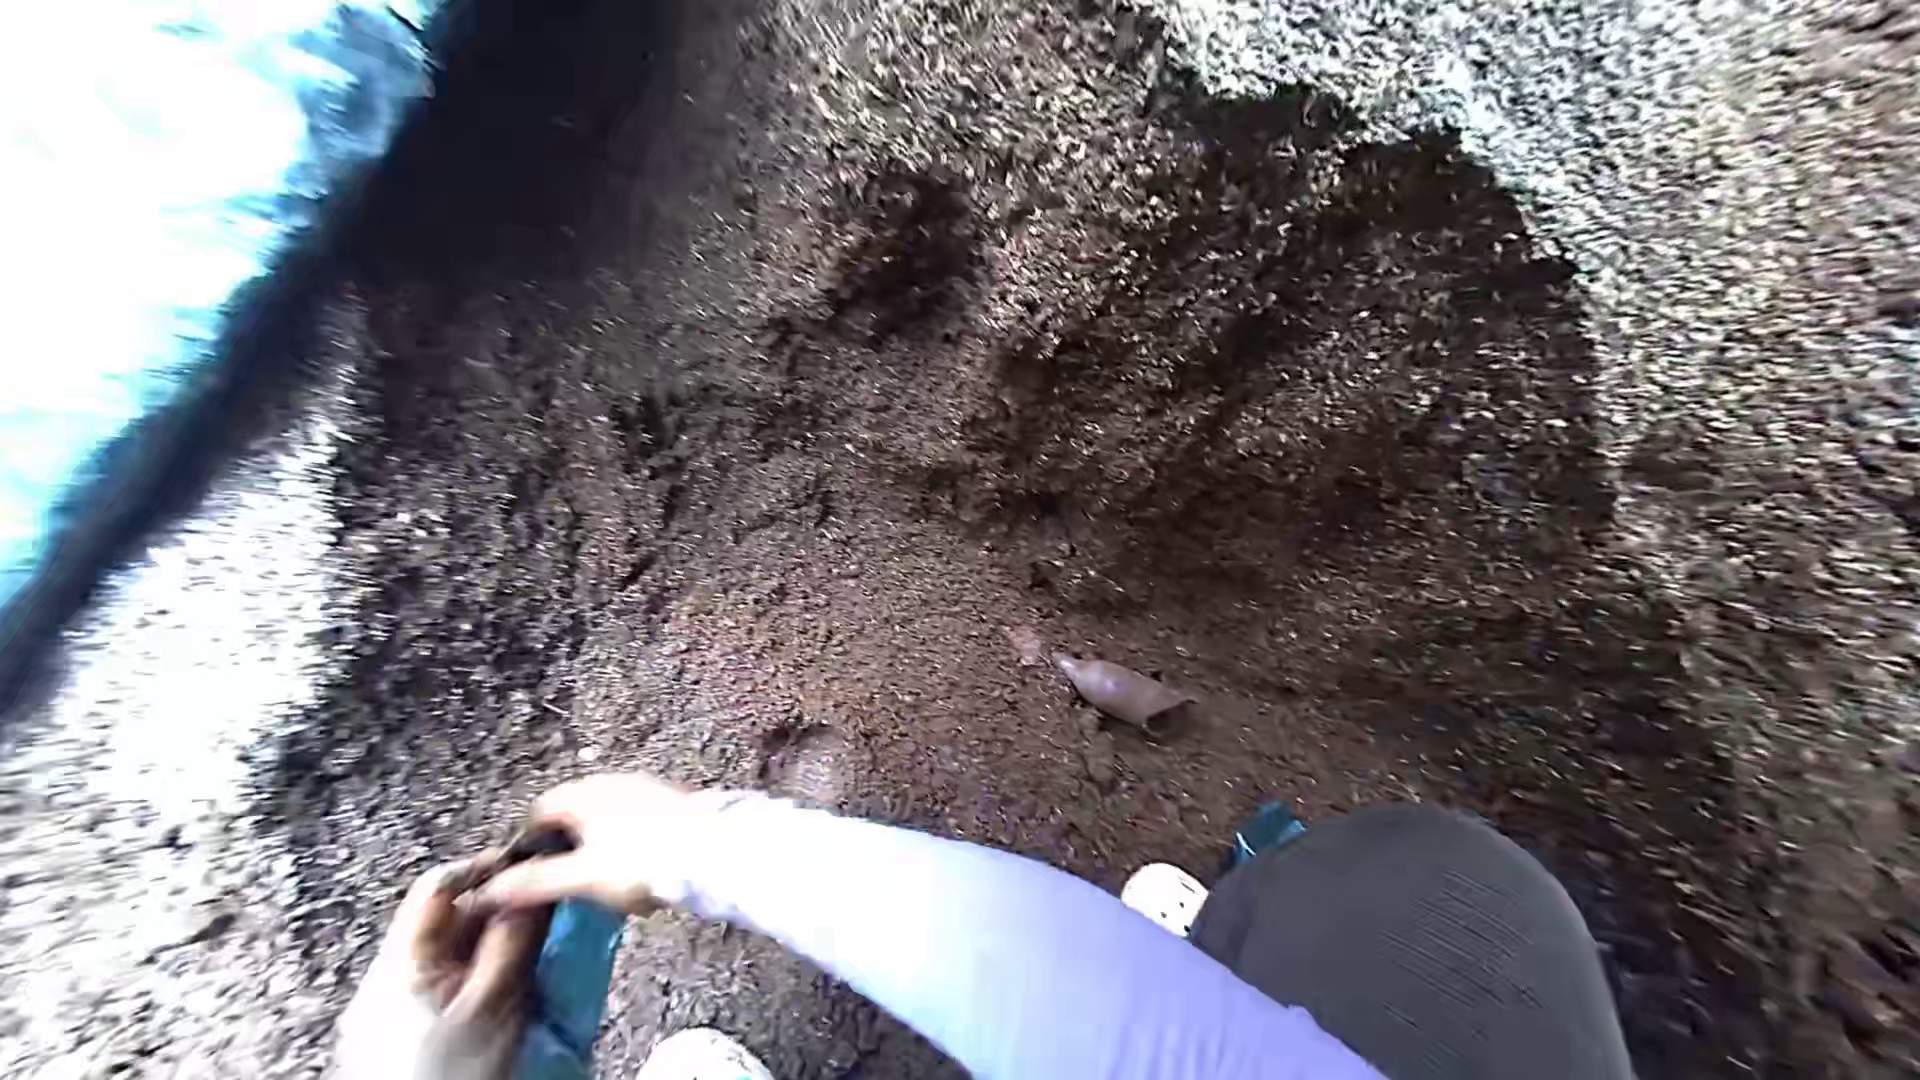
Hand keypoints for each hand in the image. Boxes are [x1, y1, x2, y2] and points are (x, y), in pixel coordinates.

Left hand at [335, 857, 550, 1079]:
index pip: (439, 885)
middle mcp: (394, 975)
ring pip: (461, 942)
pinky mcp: (415, 1025)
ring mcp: (401, 1003)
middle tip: (555, 894)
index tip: (537, 860)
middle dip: (506, 900)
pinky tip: (524, 965)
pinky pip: (460, 970)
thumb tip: (541, 880)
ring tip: (549, 927)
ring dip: (505, 930)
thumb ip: (515, 938)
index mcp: (400, 964)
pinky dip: (494, 958)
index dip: (488, 864)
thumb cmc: (451, 1078)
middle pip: (453, 913)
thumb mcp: (494, 1003)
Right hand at [476, 772, 697, 915]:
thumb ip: (531, 882)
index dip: (526, 843)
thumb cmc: (641, 862)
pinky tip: (636, 864)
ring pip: (605, 812)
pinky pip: (633, 816)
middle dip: (563, 842)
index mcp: (585, 792)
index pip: (539, 809)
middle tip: (565, 879)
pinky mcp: (670, 797)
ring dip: (595, 841)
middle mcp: (613, 780)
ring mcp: (645, 785)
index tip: (527, 876)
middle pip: (573, 808)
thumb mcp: (580, 878)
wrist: (713, 848)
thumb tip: (483, 892)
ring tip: (601, 877)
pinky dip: (624, 837)